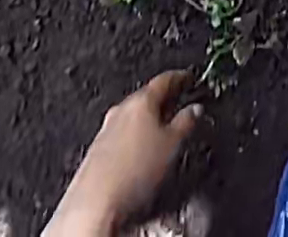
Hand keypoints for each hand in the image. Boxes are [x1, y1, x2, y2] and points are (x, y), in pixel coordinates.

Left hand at [43, 70, 203, 236]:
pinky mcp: (96, 154)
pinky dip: (134, 138)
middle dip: (164, 100)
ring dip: (148, 121)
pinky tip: (140, 154)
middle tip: (178, 103)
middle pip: (146, 97)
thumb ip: (186, 121)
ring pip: (132, 118)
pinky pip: (120, 137)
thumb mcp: (173, 144)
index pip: (165, 80)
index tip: (188, 78)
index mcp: (141, 101)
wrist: (93, 208)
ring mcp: (105, 132)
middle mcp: (120, 111)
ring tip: (162, 132)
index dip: (180, 78)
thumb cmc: (132, 174)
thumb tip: (194, 110)